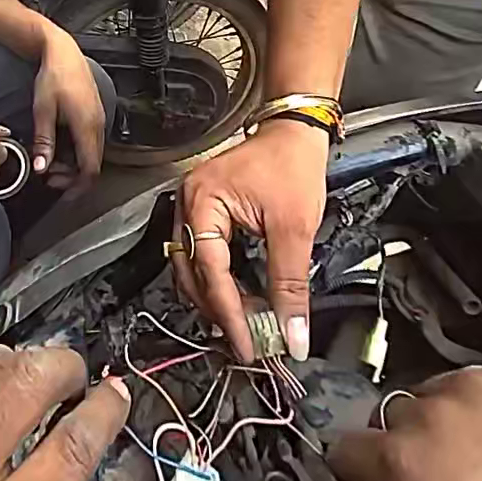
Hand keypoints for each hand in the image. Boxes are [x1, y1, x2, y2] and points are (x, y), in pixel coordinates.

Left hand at [31, 32, 107, 197]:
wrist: (63, 51)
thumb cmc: (54, 76)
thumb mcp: (43, 110)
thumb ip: (43, 142)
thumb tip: (41, 168)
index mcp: (87, 126)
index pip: (90, 169)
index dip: (78, 187)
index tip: (63, 196)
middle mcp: (98, 125)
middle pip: (92, 165)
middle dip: (72, 178)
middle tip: (49, 178)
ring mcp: (99, 119)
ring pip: (92, 154)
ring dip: (74, 165)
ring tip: (51, 163)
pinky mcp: (95, 114)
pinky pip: (91, 142)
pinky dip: (77, 152)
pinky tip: (59, 148)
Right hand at [171, 118, 328, 361]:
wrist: (292, 132)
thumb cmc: (291, 168)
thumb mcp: (294, 229)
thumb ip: (289, 285)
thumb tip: (292, 336)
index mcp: (203, 202)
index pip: (210, 271)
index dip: (230, 314)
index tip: (249, 348)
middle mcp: (186, 202)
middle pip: (190, 271)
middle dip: (217, 309)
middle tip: (248, 341)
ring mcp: (191, 204)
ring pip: (191, 264)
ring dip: (215, 296)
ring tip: (246, 324)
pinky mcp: (202, 208)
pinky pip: (200, 252)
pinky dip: (217, 278)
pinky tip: (238, 295)